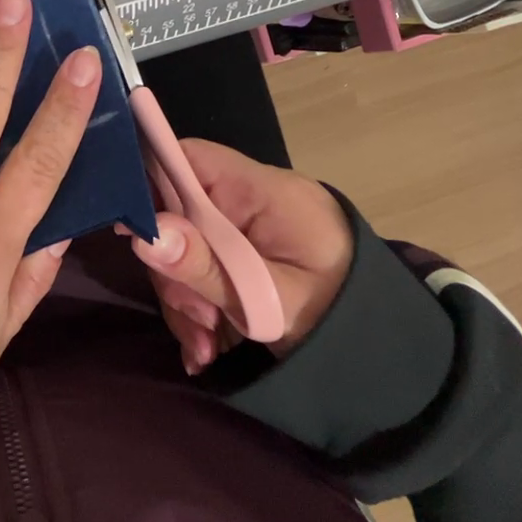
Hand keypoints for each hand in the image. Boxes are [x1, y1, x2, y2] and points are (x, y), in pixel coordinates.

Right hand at [126, 140, 352, 371]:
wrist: (390, 364)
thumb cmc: (338, 322)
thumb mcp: (268, 299)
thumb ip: (205, 266)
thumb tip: (144, 235)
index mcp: (264, 192)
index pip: (188, 157)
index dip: (149, 183)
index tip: (131, 231)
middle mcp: (251, 202)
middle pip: (178, 213)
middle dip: (176, 271)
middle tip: (198, 319)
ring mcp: (246, 231)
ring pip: (183, 250)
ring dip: (186, 301)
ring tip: (208, 346)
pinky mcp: (243, 258)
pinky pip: (201, 271)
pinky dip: (198, 309)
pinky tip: (209, 346)